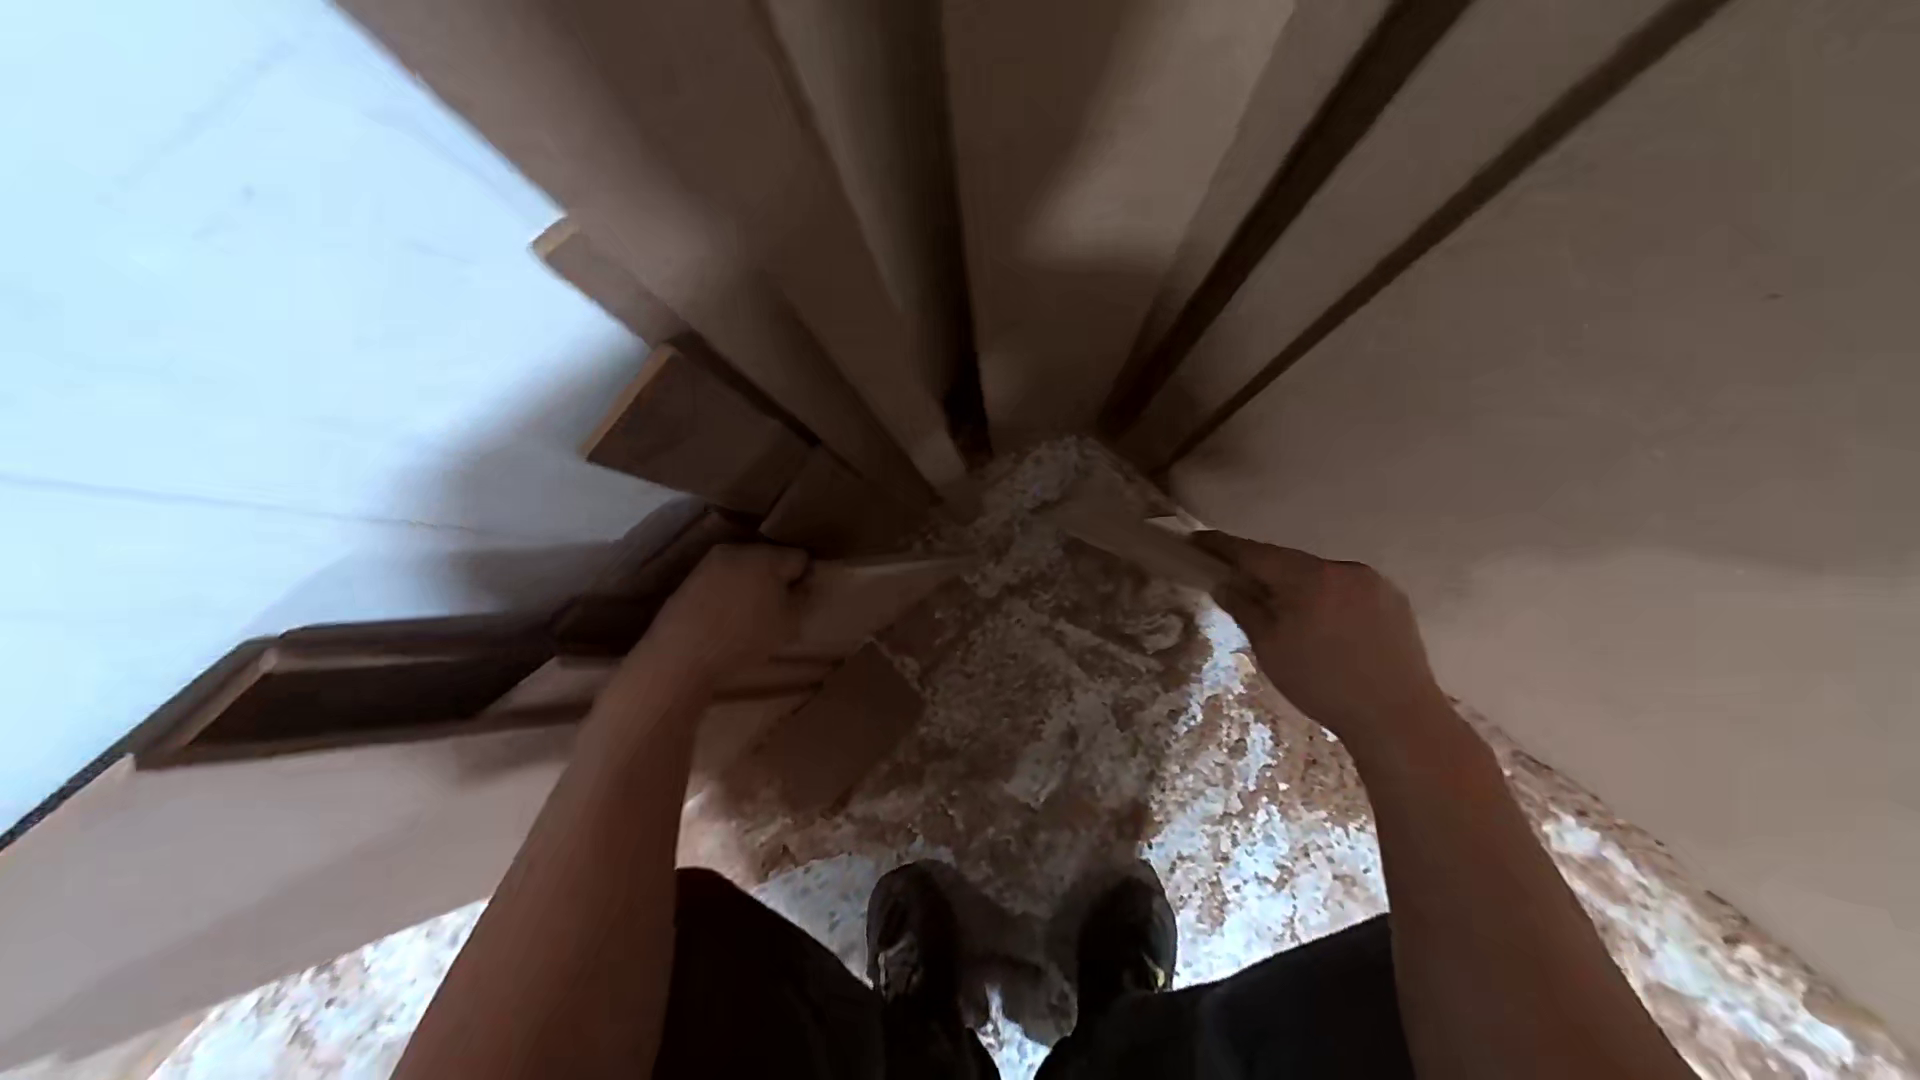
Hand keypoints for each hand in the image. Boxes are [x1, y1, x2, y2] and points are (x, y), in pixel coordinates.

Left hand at [634, 543, 809, 683]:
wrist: (683, 654)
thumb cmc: (744, 638)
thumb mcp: (787, 623)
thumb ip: (803, 597)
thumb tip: (806, 581)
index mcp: (767, 557)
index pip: (800, 557)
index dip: (805, 576)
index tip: (801, 597)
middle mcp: (739, 550)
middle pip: (771, 558)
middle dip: (778, 577)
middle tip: (778, 606)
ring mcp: (712, 561)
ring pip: (746, 566)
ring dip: (754, 582)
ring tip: (751, 612)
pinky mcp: (692, 576)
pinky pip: (724, 576)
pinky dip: (731, 589)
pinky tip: (727, 614)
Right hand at [1193, 532, 1450, 741]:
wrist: (1398, 719)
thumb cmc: (1322, 683)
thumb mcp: (1270, 647)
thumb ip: (1244, 607)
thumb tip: (1224, 582)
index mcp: (1309, 577)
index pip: (1255, 552)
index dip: (1223, 545)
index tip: (1197, 540)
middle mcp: (1343, 569)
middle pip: (1289, 562)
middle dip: (1260, 569)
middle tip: (1236, 581)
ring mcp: (1374, 583)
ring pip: (1319, 575)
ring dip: (1294, 585)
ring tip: (1281, 610)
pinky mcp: (1394, 601)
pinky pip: (1345, 589)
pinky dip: (1323, 597)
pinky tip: (1320, 623)